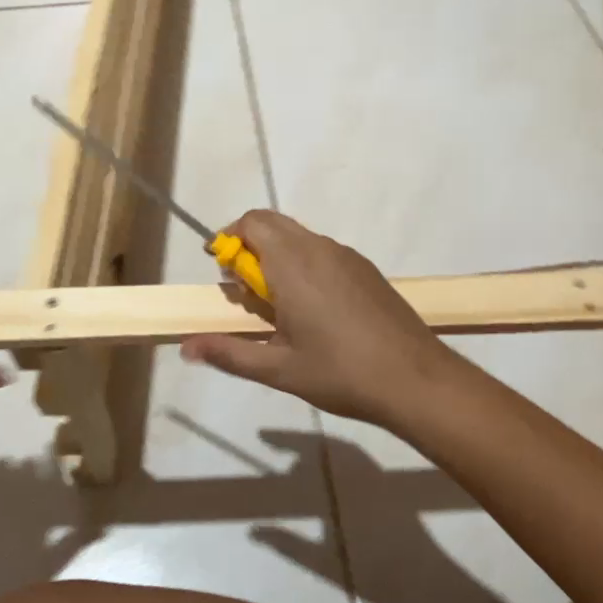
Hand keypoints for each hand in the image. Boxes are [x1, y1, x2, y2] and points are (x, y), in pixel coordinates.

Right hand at [180, 211, 463, 422]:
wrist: (415, 379)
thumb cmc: (340, 373)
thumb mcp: (278, 369)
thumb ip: (229, 352)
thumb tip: (186, 347)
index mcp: (292, 264)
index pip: (251, 223)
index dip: (228, 238)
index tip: (221, 271)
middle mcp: (318, 248)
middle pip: (273, 224)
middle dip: (249, 245)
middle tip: (243, 290)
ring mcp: (346, 256)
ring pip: (299, 237)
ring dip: (277, 256)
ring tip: (276, 305)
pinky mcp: (366, 269)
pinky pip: (323, 252)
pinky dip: (303, 264)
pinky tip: (312, 310)